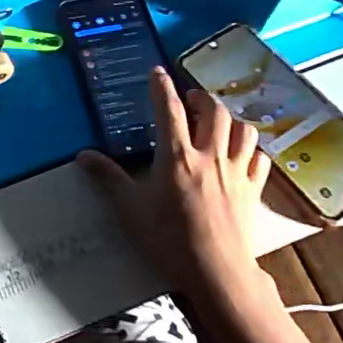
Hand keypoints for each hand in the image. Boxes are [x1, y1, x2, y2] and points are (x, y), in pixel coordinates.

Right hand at [79, 67, 273, 303]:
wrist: (215, 271)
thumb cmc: (169, 240)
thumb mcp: (130, 209)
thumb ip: (108, 179)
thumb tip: (83, 156)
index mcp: (177, 156)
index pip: (169, 109)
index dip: (161, 86)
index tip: (158, 72)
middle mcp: (210, 155)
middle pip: (213, 110)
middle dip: (201, 97)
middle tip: (190, 100)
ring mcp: (236, 171)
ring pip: (242, 128)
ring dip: (229, 120)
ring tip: (217, 123)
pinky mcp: (253, 189)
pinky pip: (259, 158)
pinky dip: (251, 150)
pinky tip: (242, 155)